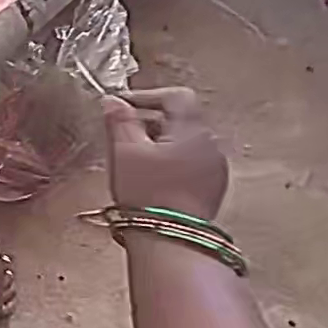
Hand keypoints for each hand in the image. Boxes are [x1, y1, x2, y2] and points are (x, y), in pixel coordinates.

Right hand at [102, 88, 227, 220]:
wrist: (170, 232)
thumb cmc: (145, 189)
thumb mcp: (124, 151)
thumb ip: (120, 121)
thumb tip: (113, 100)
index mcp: (191, 132)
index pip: (176, 96)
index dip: (146, 95)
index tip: (119, 104)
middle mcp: (210, 144)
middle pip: (180, 118)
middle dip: (148, 118)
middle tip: (118, 129)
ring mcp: (214, 165)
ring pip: (183, 139)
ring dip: (157, 138)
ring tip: (130, 152)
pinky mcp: (211, 183)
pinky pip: (188, 158)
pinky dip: (167, 155)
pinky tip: (148, 171)